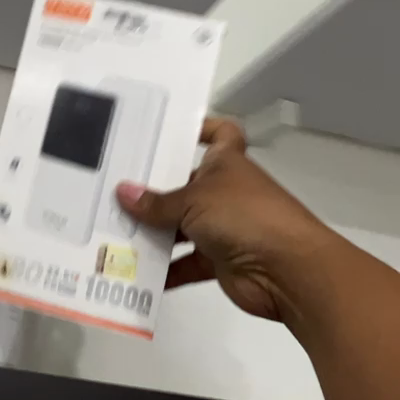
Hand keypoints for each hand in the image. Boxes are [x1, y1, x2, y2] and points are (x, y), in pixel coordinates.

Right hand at [116, 118, 346, 324]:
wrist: (288, 270)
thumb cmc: (244, 216)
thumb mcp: (194, 201)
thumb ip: (156, 202)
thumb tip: (121, 192)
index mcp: (226, 164)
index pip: (220, 134)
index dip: (200, 129)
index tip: (167, 134)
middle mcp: (224, 192)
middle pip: (184, 186)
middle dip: (152, 191)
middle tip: (111, 190)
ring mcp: (223, 228)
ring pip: (180, 227)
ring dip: (152, 232)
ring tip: (111, 231)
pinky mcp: (219, 261)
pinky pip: (184, 264)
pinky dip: (163, 270)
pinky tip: (130, 271)